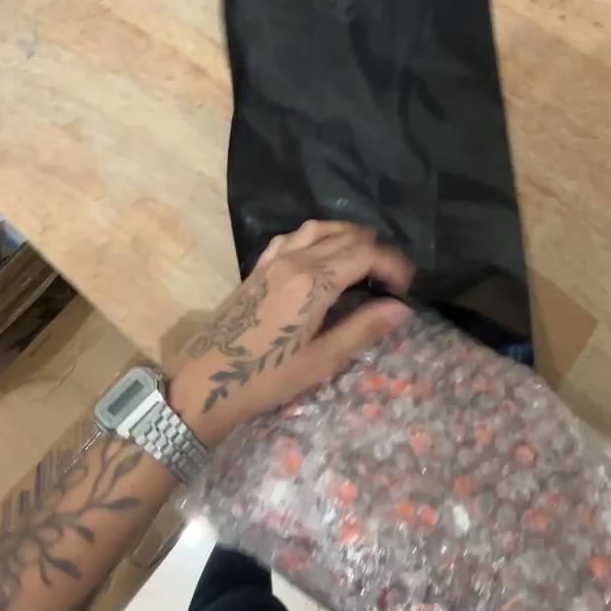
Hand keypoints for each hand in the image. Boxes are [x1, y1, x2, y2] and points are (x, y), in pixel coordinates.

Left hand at [168, 221, 414, 445]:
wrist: (203, 382)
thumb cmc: (264, 377)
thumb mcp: (320, 362)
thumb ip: (362, 329)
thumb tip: (402, 308)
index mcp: (314, 281)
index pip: (366, 254)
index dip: (394, 264)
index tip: (407, 287)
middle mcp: (296, 260)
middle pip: (347, 237)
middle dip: (377, 251)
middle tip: (392, 280)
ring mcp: (273, 260)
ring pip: (320, 228)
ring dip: (348, 237)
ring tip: (365, 261)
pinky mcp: (258, 268)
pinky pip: (293, 236)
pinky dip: (317, 236)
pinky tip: (321, 255)